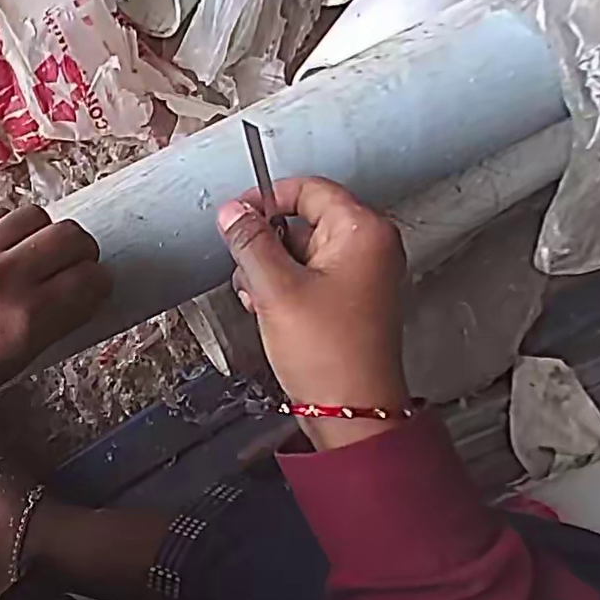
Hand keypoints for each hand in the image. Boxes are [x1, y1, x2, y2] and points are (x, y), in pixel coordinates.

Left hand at [0, 206, 108, 394]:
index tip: (93, 287)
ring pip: (34, 216)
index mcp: (28, 318)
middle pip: (69, 237)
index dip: (98, 283)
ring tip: (35, 253)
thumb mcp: (24, 356)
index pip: (89, 280)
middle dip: (81, 250)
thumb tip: (83, 288)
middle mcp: (5, 278)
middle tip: (74, 263)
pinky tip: (3, 247)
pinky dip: (7, 229)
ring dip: (44, 234)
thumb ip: (58, 319)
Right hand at [217, 177, 408, 448]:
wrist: (348, 408)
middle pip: (302, 222)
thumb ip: (251, 244)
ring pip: (300, 253)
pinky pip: (307, 278)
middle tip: (249, 276)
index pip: (309, 190)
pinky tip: (269, 311)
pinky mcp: (346, 300)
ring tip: (260, 301)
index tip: (234, 219)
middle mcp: (368, 248)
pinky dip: (283, 289)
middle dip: (265, 247)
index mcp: (362, 232)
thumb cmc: (327, 352)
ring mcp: (359, 275)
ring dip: (269, 272)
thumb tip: (232, 213)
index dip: (266, 200)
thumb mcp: (276, 290)